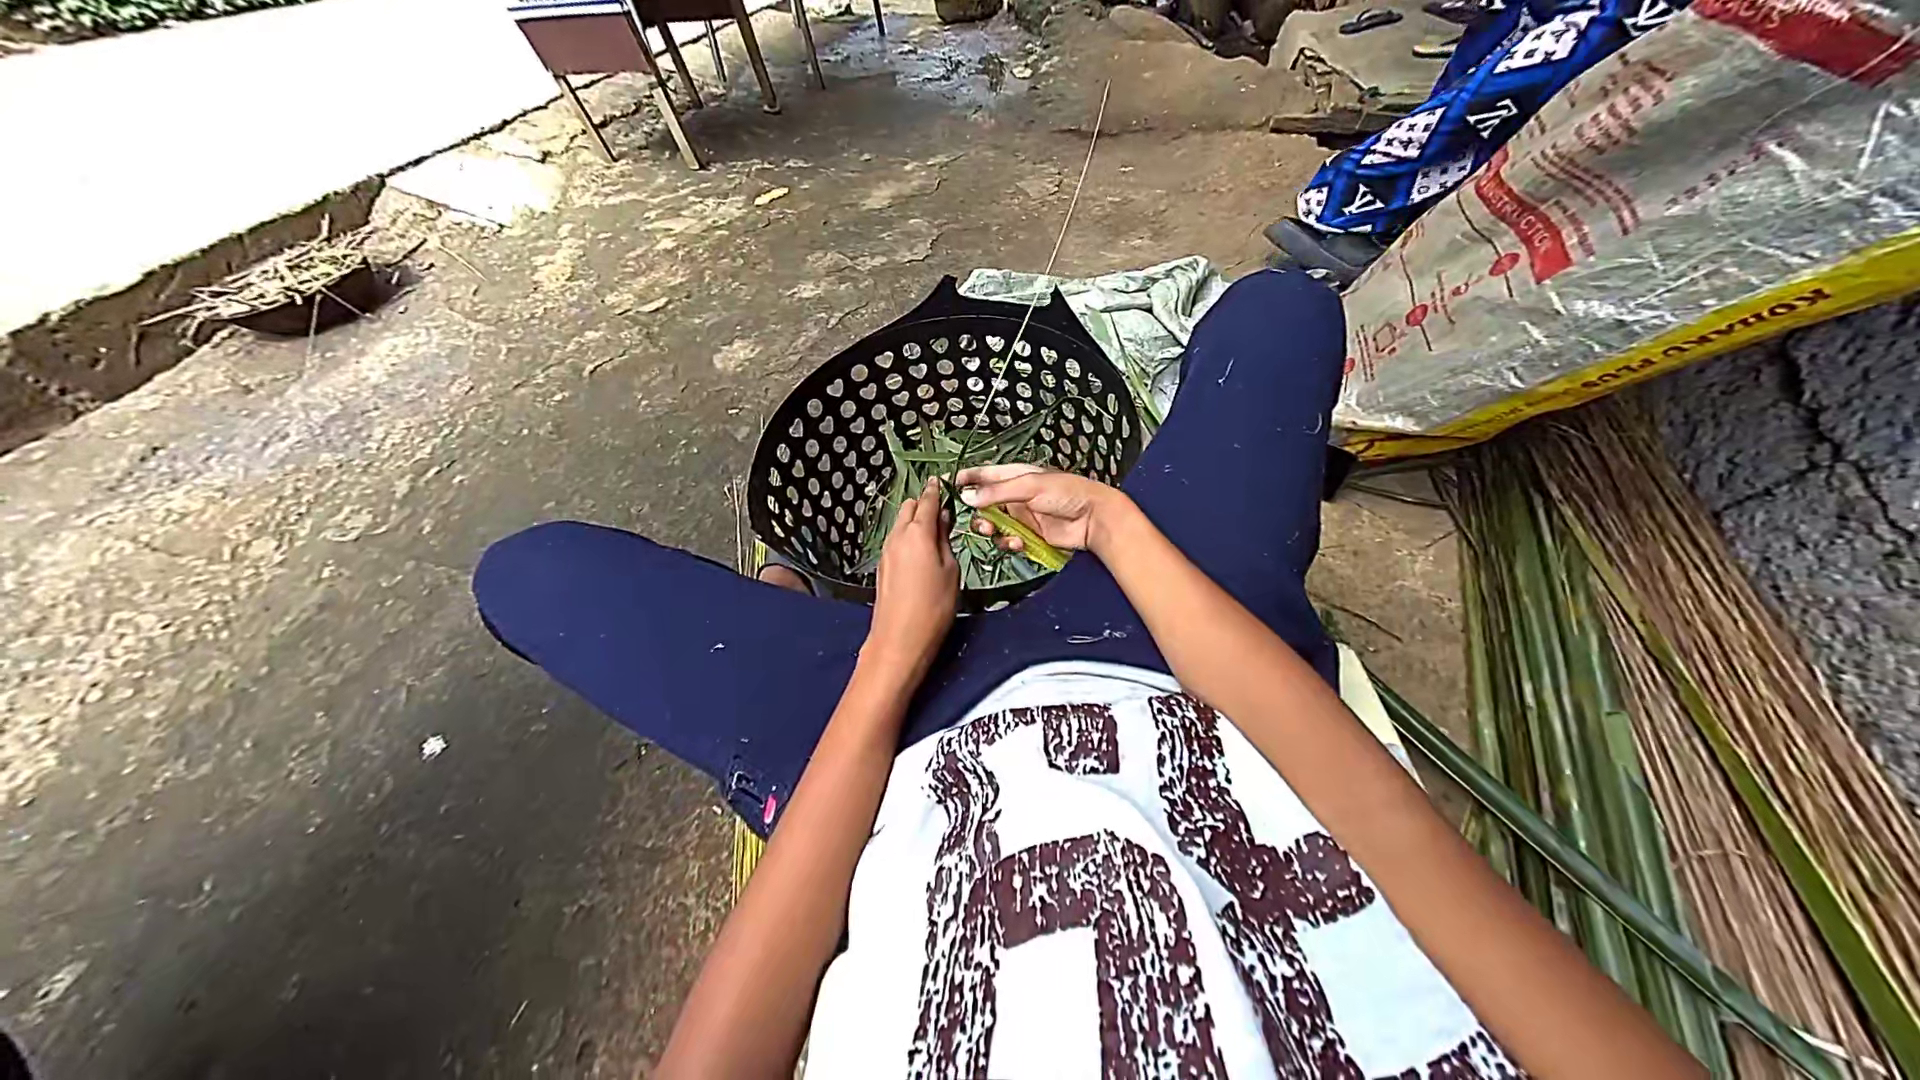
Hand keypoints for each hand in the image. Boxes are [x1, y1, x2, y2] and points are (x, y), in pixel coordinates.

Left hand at [863, 478, 958, 683]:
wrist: (900, 638)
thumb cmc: (934, 606)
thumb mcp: (951, 570)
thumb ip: (945, 540)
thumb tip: (942, 520)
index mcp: (918, 533)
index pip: (927, 501)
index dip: (936, 490)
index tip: (941, 481)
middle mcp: (898, 537)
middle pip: (909, 508)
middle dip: (924, 504)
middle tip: (941, 509)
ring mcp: (887, 551)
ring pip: (901, 523)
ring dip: (915, 521)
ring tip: (933, 530)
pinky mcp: (883, 566)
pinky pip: (896, 540)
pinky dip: (908, 537)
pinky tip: (920, 549)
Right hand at [956, 464, 1133, 555]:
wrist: (1094, 519)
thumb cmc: (1070, 492)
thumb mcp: (1030, 486)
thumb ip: (997, 492)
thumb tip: (969, 496)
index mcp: (1016, 475)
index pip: (984, 475)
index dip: (966, 478)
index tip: (948, 484)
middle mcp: (1016, 495)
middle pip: (984, 504)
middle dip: (978, 513)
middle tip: (978, 520)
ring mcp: (1022, 516)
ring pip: (994, 525)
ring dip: (991, 530)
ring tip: (995, 532)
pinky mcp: (1029, 535)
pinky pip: (1008, 540)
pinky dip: (1008, 542)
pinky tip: (1017, 542)